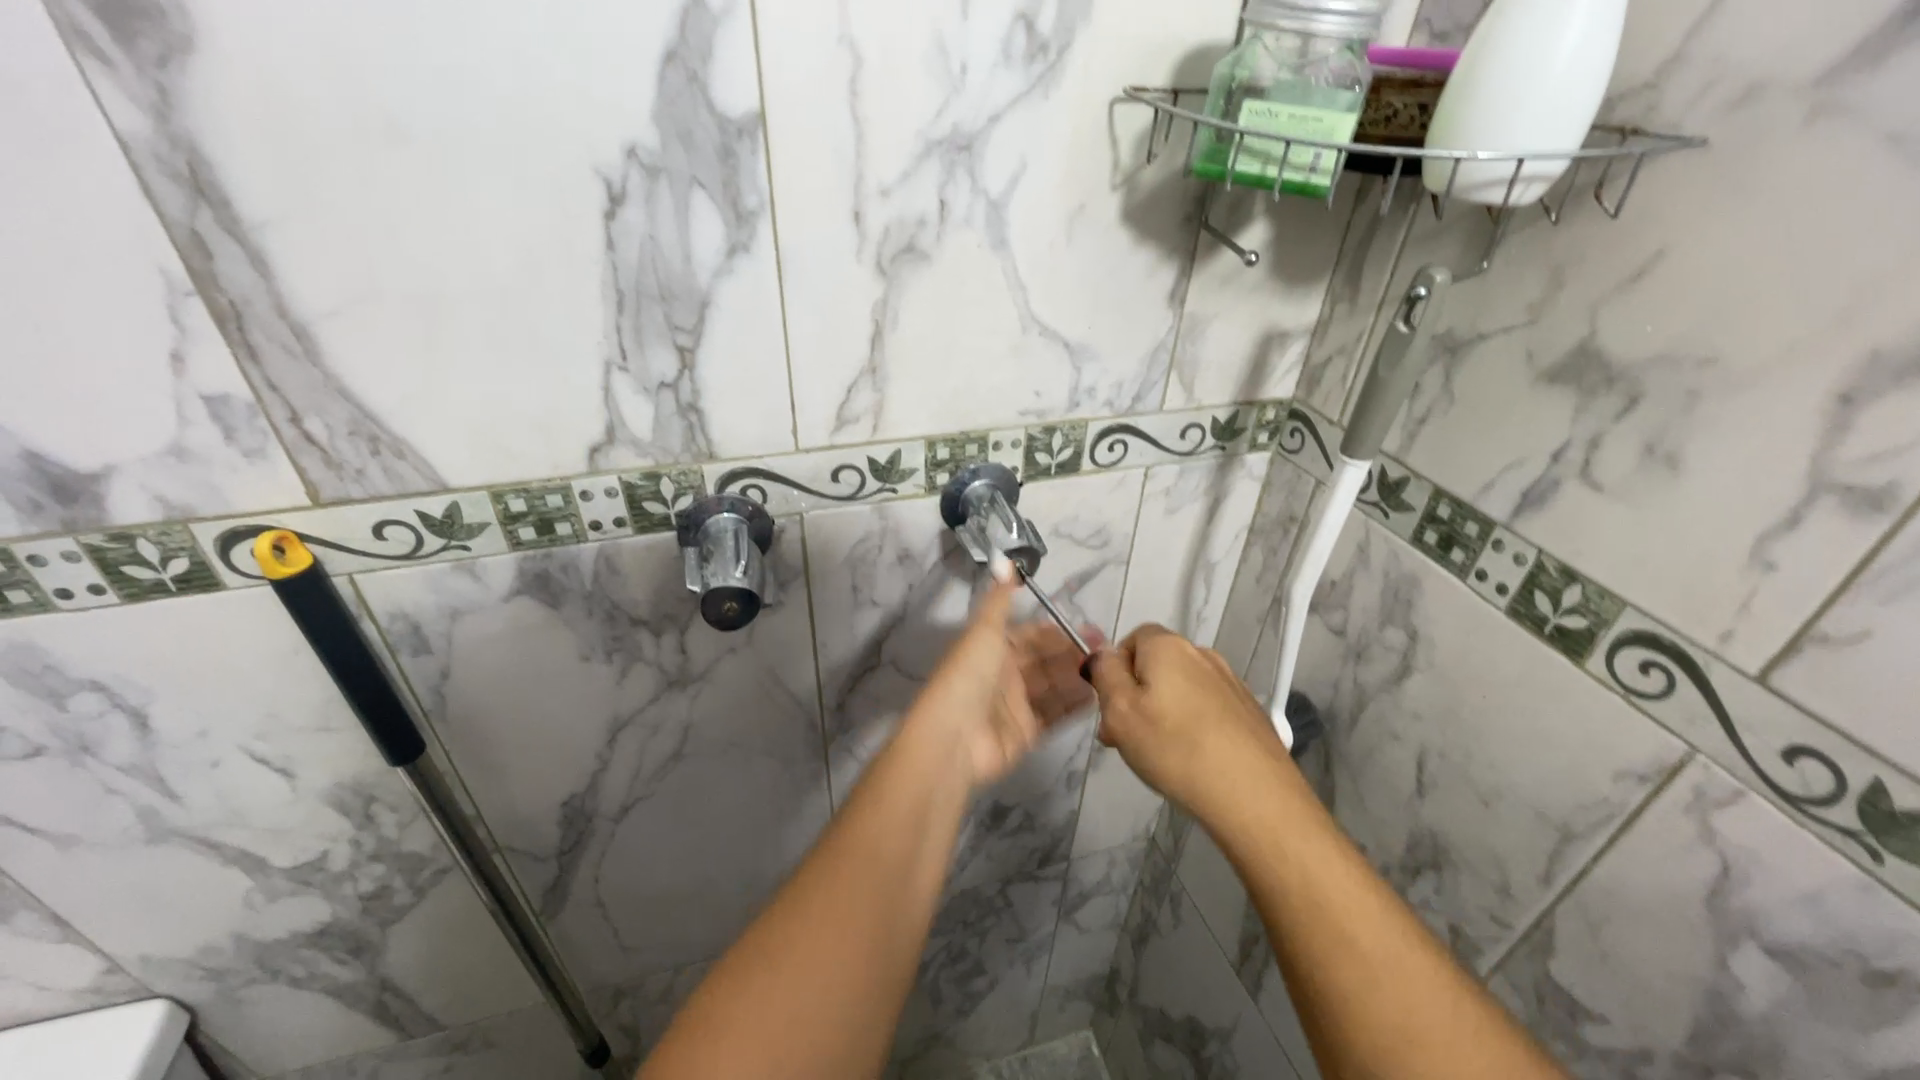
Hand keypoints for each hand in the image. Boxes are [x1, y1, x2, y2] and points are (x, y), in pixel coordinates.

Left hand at [904, 576, 1103, 787]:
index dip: (1057, 631)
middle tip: (1107, 650)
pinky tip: (1098, 696)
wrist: (953, 738)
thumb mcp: (984, 631)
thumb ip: (1000, 599)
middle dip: (1073, 653)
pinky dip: (1074, 705)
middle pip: (1045, 660)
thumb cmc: (968, 677)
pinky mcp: (1026, 733)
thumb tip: (1006, 562)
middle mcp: (1004, 675)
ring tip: (1109, 671)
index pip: (1031, 635)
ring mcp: (1016, 705)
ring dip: (1078, 677)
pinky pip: (1054, 714)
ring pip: (1053, 687)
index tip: (1089, 627)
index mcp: (992, 648)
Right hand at [1085, 623, 1288, 818]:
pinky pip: (1208, 710)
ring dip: (1164, 713)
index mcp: (1169, 647)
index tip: (1111, 707)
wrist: (1254, 794)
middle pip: (1158, 666)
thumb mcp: (1120, 712)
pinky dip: (1194, 727)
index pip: (1133, 638)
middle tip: (1125, 739)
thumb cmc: (1175, 749)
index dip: (1116, 669)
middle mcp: (1203, 655)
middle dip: (1137, 696)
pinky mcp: (1249, 712)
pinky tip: (1192, 761)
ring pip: (1183, 690)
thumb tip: (1103, 654)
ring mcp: (1232, 683)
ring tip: (1159, 755)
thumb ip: (1105, 674)